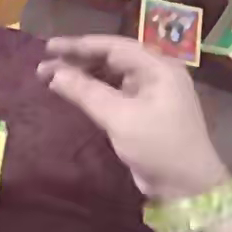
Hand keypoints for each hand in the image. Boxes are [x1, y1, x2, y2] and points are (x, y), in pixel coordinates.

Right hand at [37, 35, 230, 200]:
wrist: (186, 185)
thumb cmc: (157, 146)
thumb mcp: (119, 117)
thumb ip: (86, 92)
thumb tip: (54, 74)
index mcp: (157, 68)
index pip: (113, 46)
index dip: (79, 45)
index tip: (49, 47)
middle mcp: (156, 74)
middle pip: (112, 58)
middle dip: (78, 60)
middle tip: (45, 65)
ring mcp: (151, 93)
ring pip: (112, 75)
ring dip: (83, 75)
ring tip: (54, 78)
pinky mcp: (144, 111)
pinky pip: (114, 92)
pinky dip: (93, 91)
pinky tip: (74, 93)